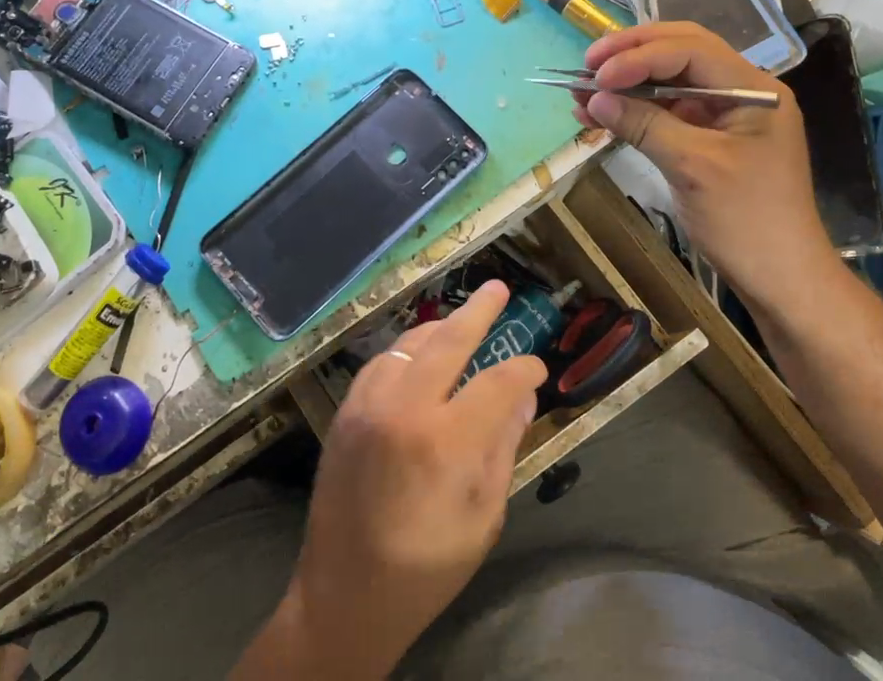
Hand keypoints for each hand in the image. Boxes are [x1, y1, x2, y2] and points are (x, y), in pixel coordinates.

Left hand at [244, 282, 544, 678]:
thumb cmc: (427, 566)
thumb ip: (503, 446)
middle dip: (479, 311)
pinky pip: (379, 366)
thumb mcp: (484, 515)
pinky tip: (418, 358)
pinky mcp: (344, 414)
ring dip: (438, 329)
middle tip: (499, 290)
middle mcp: (404, 409)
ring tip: (462, 320)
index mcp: (447, 441)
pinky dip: (405, 353)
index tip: (538, 368)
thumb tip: (521, 395)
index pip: (498, 382)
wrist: (345, 592)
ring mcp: (367, 406)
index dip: (524, 369)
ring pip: (407, 346)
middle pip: (448, 340)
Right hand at [573, 22, 831, 299]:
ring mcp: (725, 117)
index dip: (638, 56)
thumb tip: (594, 97)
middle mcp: (741, 92)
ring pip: (670, 82)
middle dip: (631, 55)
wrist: (780, 277)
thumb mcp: (693, 167)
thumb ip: (644, 124)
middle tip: (587, 64)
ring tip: (581, 90)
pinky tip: (599, 117)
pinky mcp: (710, 141)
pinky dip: (634, 111)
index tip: (597, 76)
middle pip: (681, 53)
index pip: (690, 50)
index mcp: (754, 89)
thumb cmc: (746, 219)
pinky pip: (668, 113)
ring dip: (627, 83)